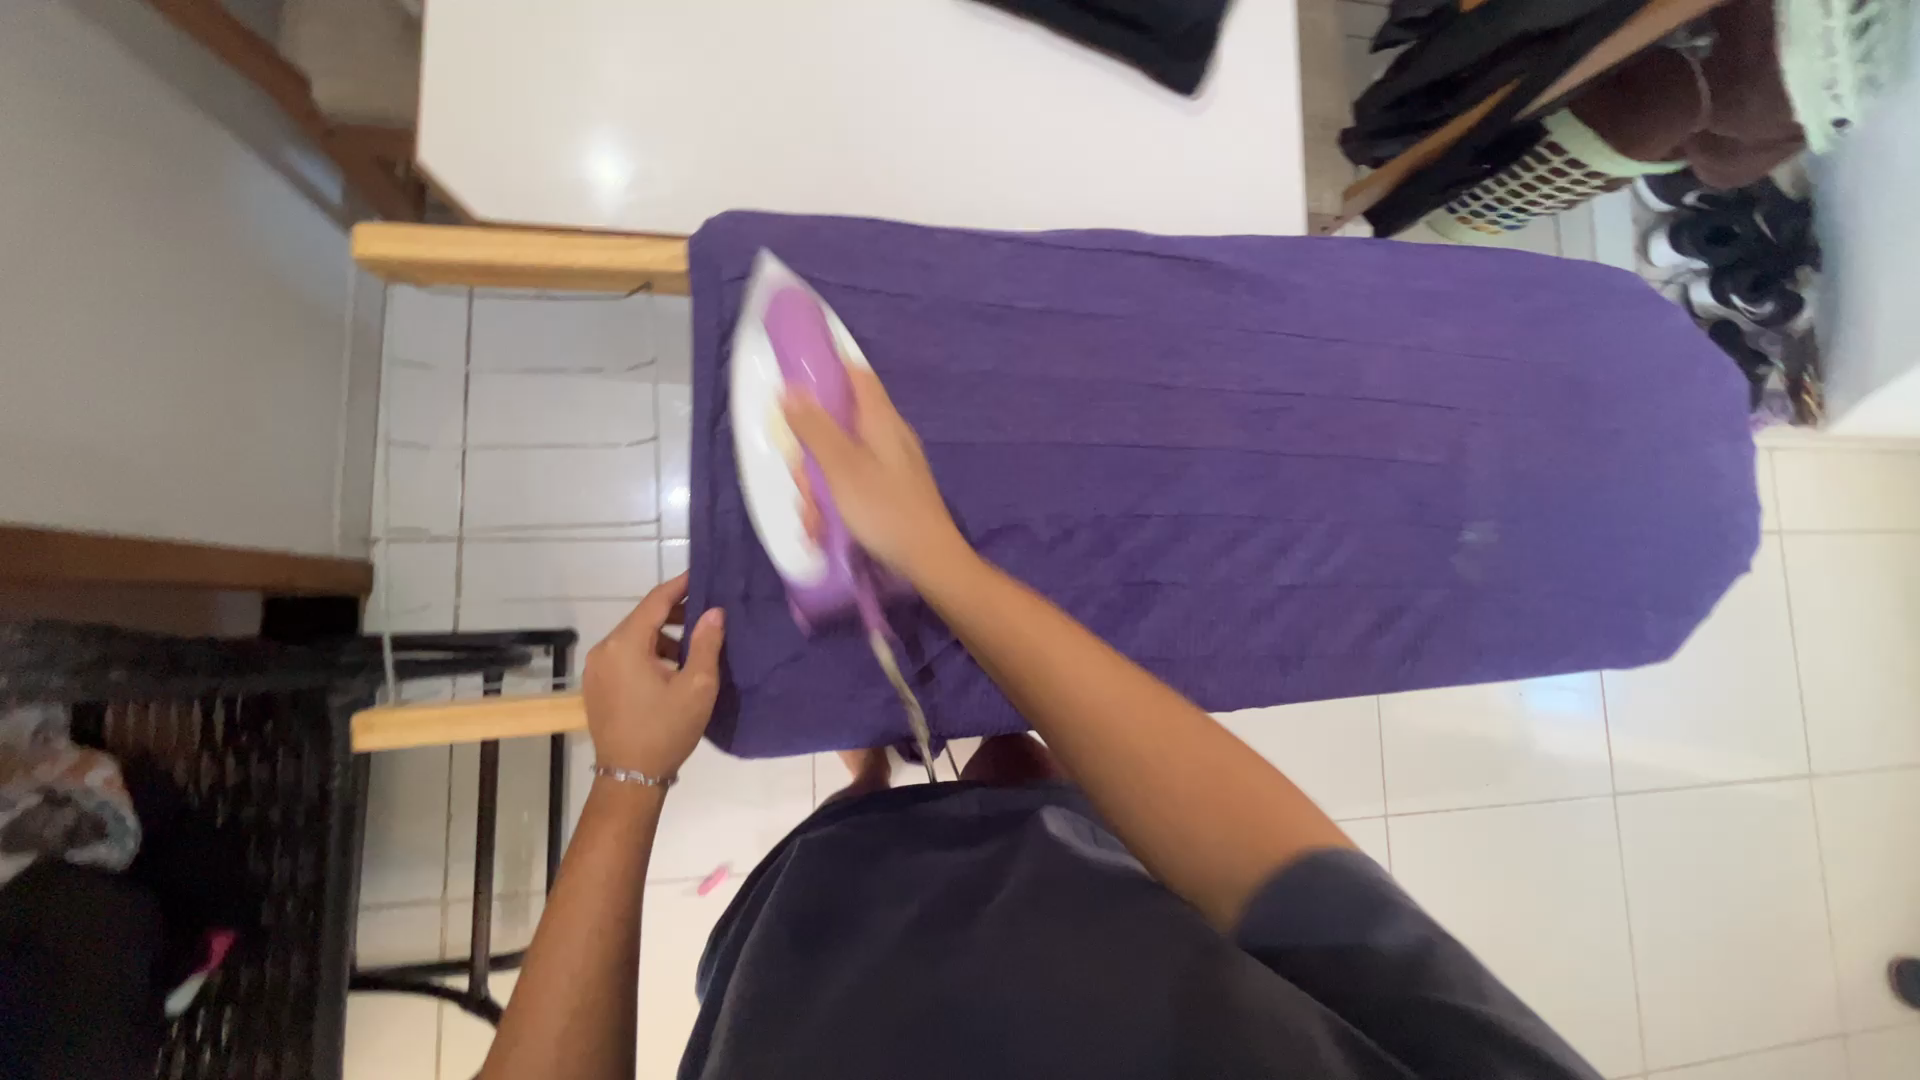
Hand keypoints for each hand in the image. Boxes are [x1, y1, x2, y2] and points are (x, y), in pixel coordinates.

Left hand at [582, 574, 723, 777]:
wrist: (630, 778)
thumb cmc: (667, 729)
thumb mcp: (698, 686)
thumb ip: (707, 643)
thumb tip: (714, 611)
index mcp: (625, 644)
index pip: (655, 601)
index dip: (681, 585)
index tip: (703, 576)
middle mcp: (604, 649)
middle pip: (642, 617)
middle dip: (675, 612)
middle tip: (708, 614)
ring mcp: (596, 668)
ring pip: (634, 637)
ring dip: (663, 636)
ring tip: (695, 647)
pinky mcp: (596, 685)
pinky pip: (625, 655)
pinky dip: (649, 652)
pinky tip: (672, 668)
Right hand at [782, 366, 970, 582]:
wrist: (929, 562)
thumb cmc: (885, 511)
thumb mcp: (842, 469)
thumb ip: (815, 428)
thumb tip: (791, 389)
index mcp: (881, 421)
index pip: (855, 375)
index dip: (826, 371)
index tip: (796, 387)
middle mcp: (887, 438)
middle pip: (836, 427)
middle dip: (812, 459)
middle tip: (808, 485)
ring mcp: (889, 469)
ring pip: (837, 464)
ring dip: (818, 493)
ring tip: (817, 521)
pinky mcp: (888, 495)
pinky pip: (850, 489)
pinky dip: (834, 508)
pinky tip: (826, 532)